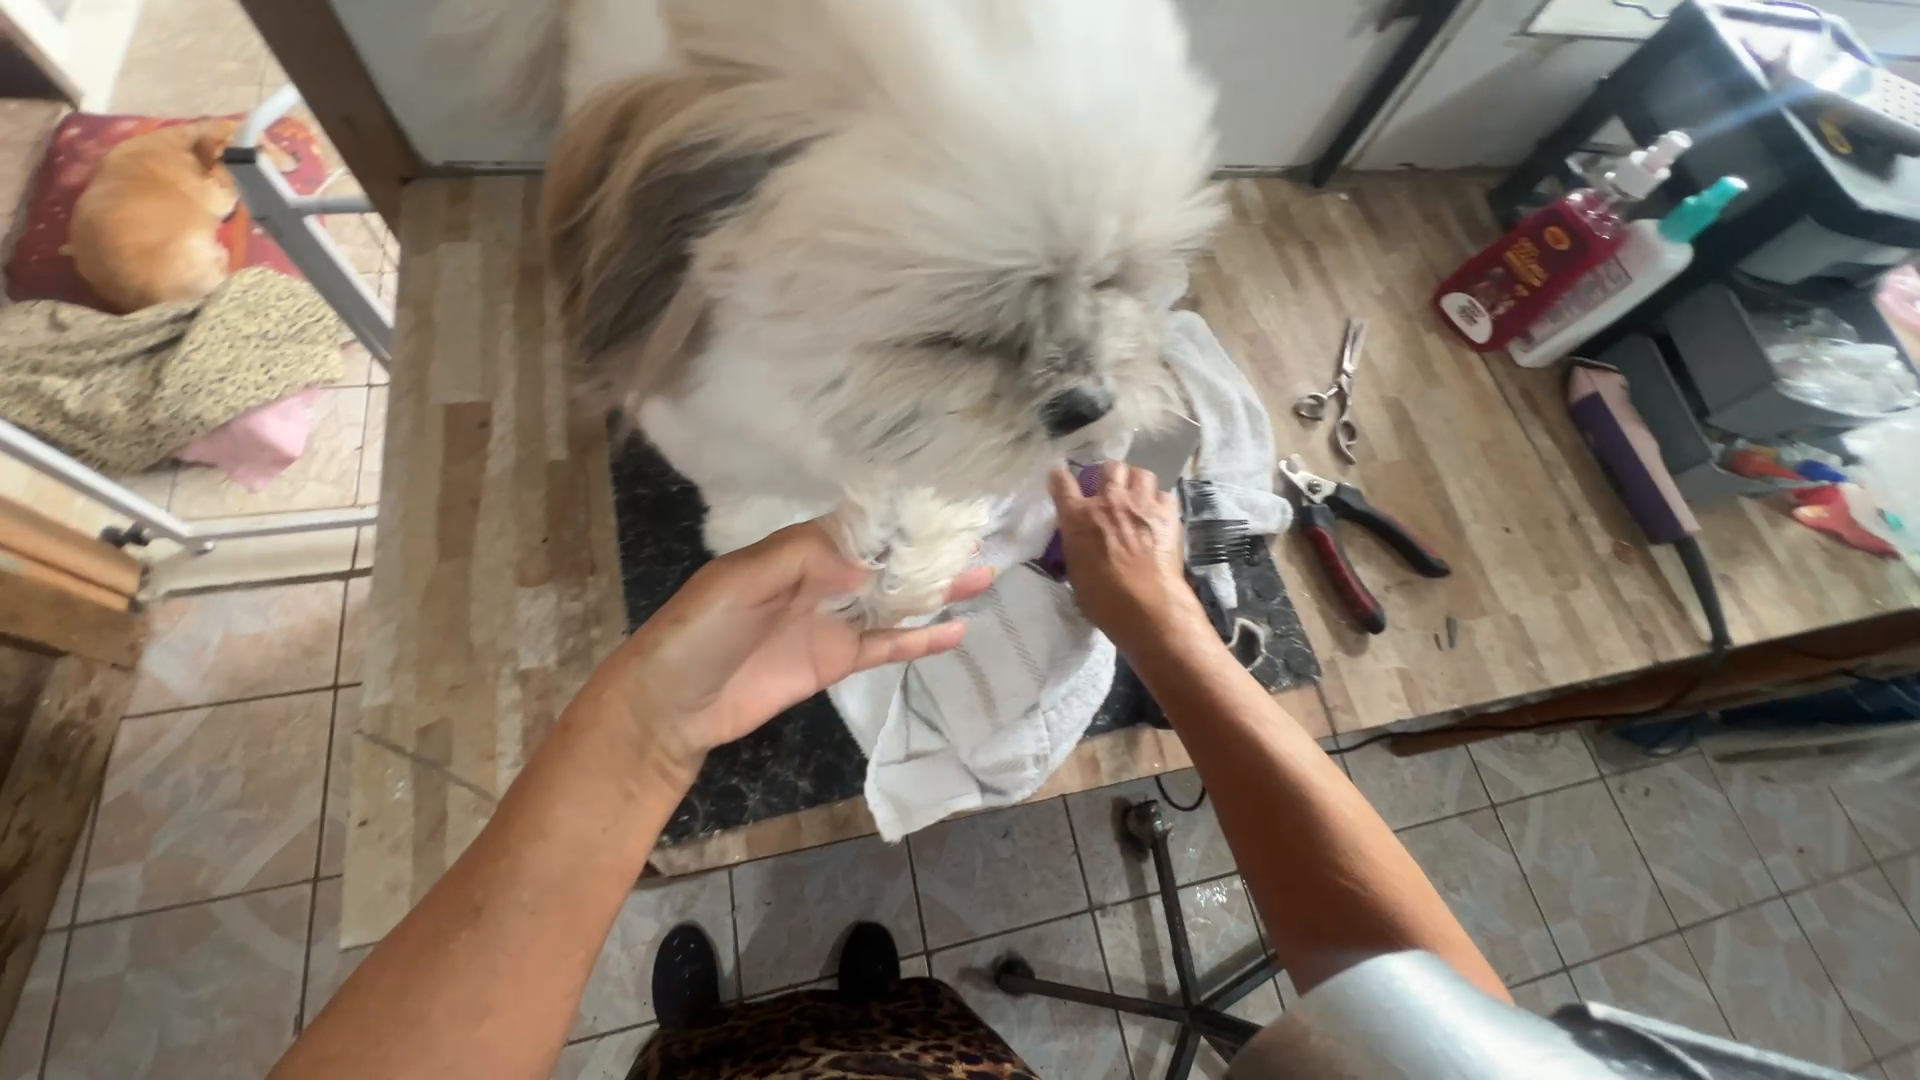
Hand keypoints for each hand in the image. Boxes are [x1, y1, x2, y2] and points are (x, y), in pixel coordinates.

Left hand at [590, 520, 994, 779]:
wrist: (671, 706)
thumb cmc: (697, 632)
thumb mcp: (739, 581)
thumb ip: (802, 559)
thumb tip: (869, 561)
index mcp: (797, 551)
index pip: (857, 527)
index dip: (896, 519)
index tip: (941, 508)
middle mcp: (821, 580)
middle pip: (883, 563)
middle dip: (926, 552)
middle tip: (976, 540)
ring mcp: (832, 622)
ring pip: (892, 602)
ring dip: (933, 591)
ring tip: (981, 576)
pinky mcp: (836, 662)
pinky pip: (884, 646)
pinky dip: (918, 639)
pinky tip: (955, 630)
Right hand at [1050, 462, 1206, 651]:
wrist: (1146, 606)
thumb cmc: (1102, 598)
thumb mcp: (1075, 569)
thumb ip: (1077, 544)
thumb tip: (1082, 540)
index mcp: (1078, 517)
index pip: (1062, 483)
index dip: (1059, 476)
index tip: (1059, 475)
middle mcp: (1109, 501)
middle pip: (1110, 467)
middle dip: (1109, 474)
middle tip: (1110, 487)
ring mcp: (1141, 504)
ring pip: (1140, 473)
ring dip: (1136, 481)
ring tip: (1137, 494)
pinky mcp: (1168, 514)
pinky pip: (1164, 494)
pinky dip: (1159, 501)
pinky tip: (1158, 514)